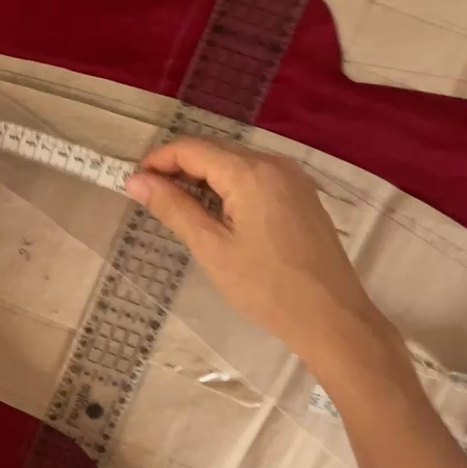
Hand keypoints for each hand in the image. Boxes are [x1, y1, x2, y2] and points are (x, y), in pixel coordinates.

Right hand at [124, 136, 391, 364]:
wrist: (333, 319)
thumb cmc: (267, 287)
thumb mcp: (211, 248)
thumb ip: (173, 207)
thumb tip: (135, 181)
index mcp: (250, 173)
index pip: (191, 148)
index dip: (157, 160)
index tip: (133, 183)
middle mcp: (273, 163)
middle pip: (212, 150)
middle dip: (176, 167)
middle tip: (149, 196)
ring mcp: (291, 177)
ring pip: (232, 161)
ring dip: (201, 176)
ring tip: (177, 205)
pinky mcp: (300, 193)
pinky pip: (253, 174)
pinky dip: (226, 184)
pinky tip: (215, 211)